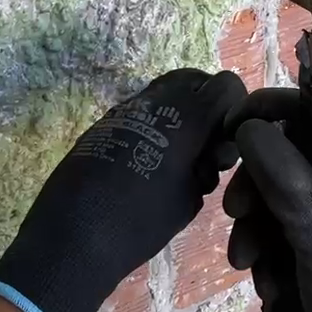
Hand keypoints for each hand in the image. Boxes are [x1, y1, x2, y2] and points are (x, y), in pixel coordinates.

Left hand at [0, 68, 245, 311]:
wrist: (75, 232)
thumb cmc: (142, 221)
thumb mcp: (190, 197)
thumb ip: (206, 165)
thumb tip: (206, 154)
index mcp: (187, 116)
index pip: (226, 85)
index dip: (235, 109)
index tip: (228, 140)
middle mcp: (158, 99)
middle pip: (195, 79)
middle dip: (207, 106)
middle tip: (206, 145)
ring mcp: (127, 105)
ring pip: (166, 90)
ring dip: (179, 113)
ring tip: (177, 155)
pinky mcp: (106, 118)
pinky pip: (141, 107)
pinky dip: (154, 123)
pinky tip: (147, 157)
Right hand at [225, 89, 311, 311]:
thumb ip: (286, 179)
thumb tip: (248, 126)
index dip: (270, 112)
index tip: (229, 130)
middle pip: (294, 155)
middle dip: (257, 185)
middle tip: (233, 214)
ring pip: (287, 193)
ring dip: (259, 225)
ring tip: (245, 265)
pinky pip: (293, 224)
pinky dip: (273, 247)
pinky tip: (267, 282)